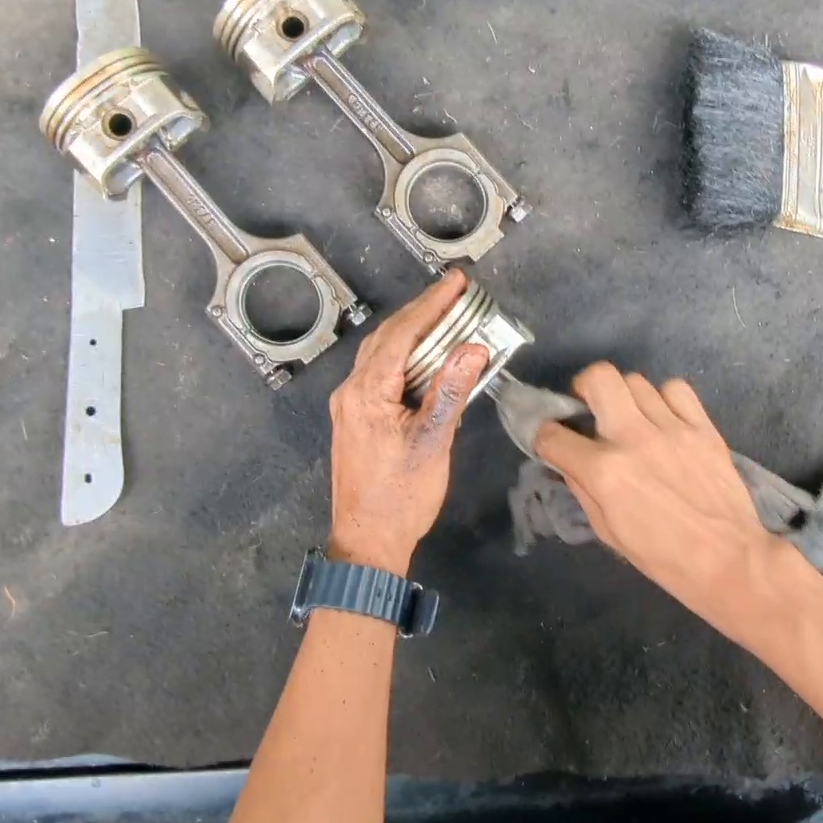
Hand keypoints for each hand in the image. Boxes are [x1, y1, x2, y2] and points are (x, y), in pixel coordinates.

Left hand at [328, 270, 489, 573]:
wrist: (367, 540)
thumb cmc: (402, 496)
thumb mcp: (433, 442)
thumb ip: (451, 391)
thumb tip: (473, 349)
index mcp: (367, 392)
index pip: (402, 334)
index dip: (431, 305)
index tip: (457, 282)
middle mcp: (351, 390)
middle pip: (387, 337)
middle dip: (422, 311)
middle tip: (455, 293)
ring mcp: (349, 404)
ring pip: (381, 353)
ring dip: (412, 331)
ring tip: (445, 317)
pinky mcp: (355, 418)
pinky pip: (379, 372)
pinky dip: (404, 355)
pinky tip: (425, 357)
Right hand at [534, 364, 786, 633]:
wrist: (728, 560)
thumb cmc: (662, 557)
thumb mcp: (607, 531)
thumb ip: (582, 489)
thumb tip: (566, 460)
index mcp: (604, 472)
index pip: (553, 435)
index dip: (543, 436)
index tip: (550, 440)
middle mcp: (634, 438)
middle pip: (599, 378)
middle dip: (583, 388)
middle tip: (589, 408)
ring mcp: (672, 428)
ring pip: (636, 381)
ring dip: (625, 398)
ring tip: (631, 420)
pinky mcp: (704, 427)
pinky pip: (676, 389)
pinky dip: (664, 399)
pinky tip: (665, 420)